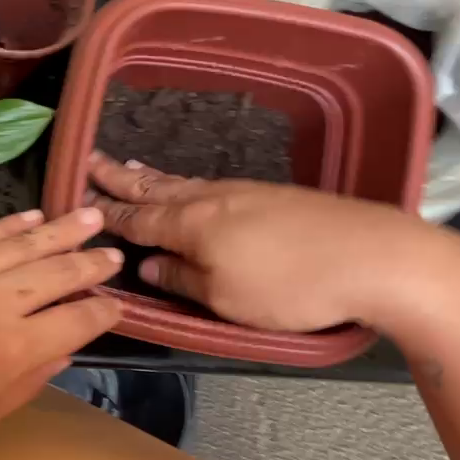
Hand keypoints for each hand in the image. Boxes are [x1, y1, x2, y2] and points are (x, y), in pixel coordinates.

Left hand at [0, 207, 124, 459]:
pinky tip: (32, 217)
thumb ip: (34, 377)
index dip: (104, 312)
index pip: (79, 320)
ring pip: (23, 245)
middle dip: (92, 264)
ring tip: (90, 218)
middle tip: (114, 255)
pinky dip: (9, 226)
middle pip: (58, 274)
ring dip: (61, 230)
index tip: (115, 306)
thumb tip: (64, 347)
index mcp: (16, 349)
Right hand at [83, 152, 459, 332]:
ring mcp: (245, 193)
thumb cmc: (291, 286)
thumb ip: (181, 279)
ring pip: (184, 183)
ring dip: (152, 177)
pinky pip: (209, 186)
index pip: (136, 216)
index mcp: (192, 224)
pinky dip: (184, 184)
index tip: (77, 197)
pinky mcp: (274, 197)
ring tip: (131, 168)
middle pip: (156, 187)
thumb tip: (149, 264)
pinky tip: (186, 187)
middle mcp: (212, 199)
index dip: (106, 210)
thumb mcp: (224, 298)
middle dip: (120, 178)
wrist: (382, 259)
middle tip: (92, 161)